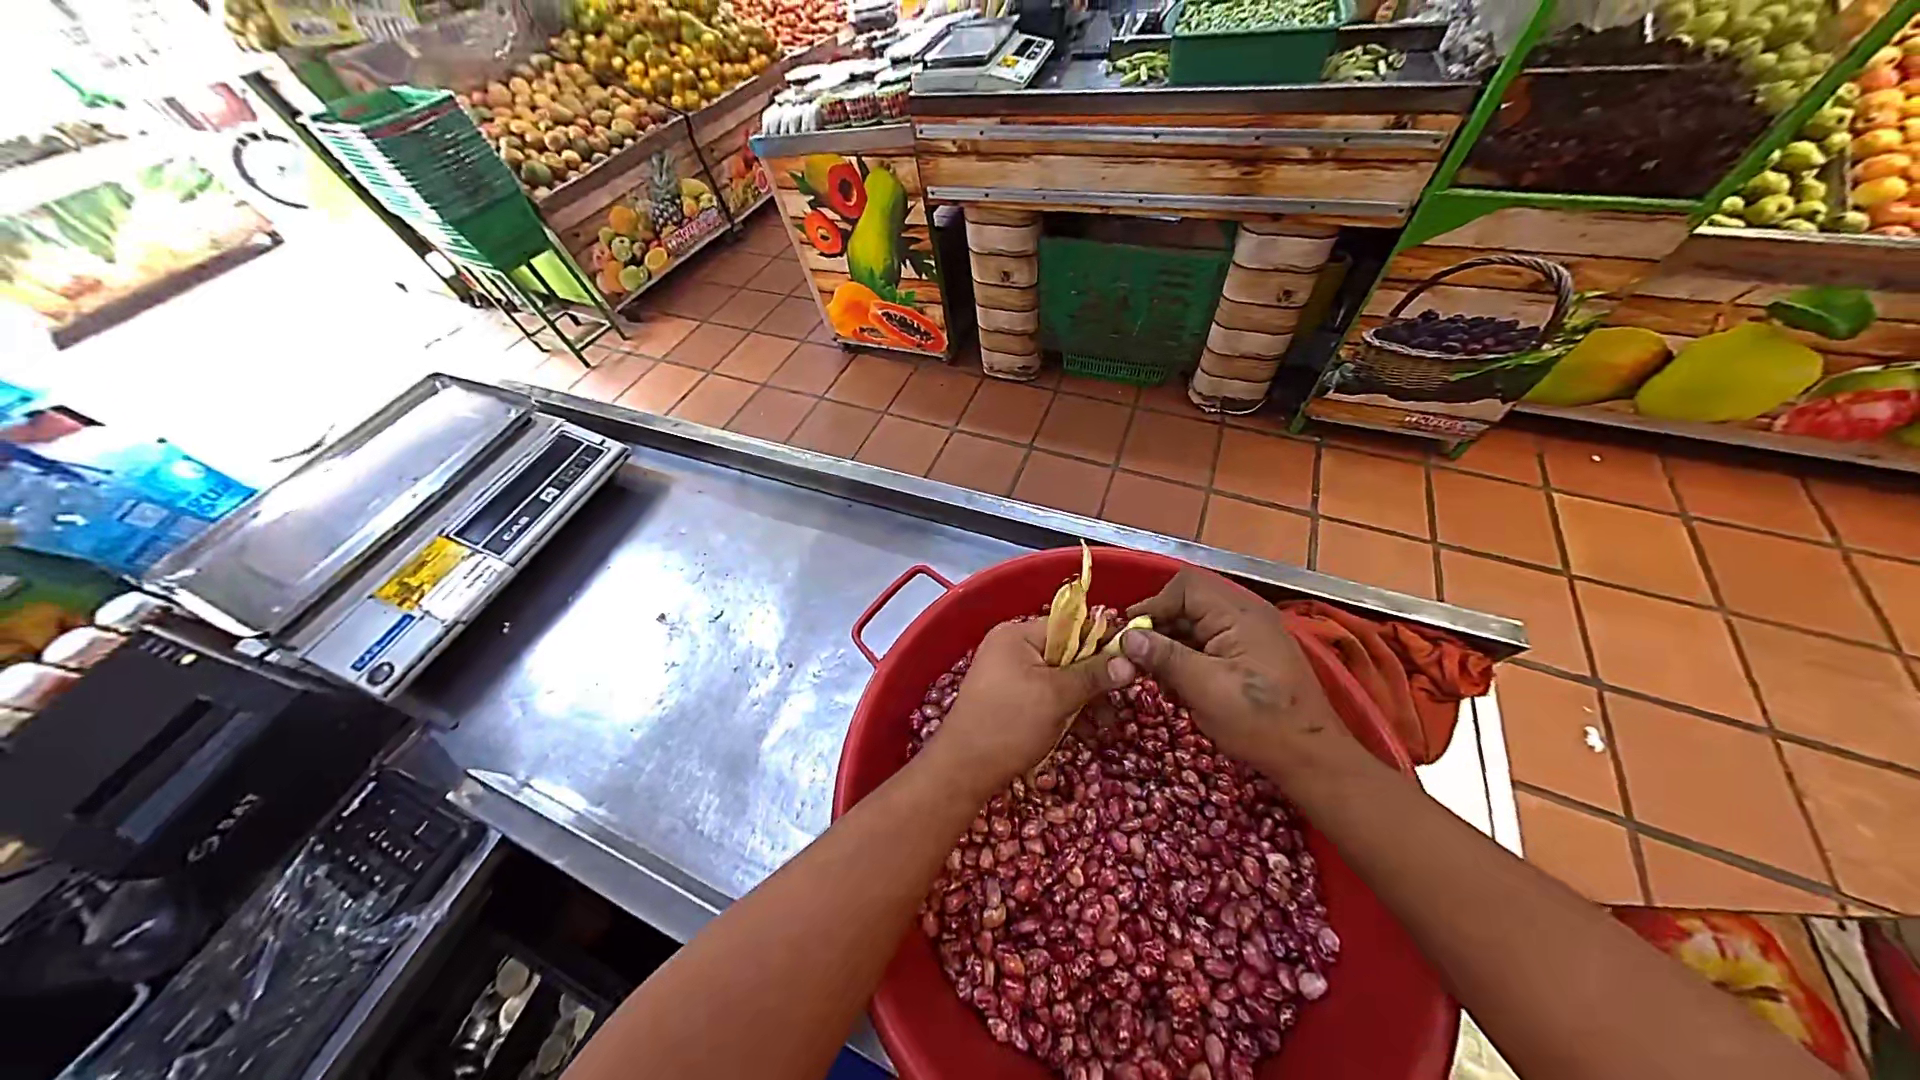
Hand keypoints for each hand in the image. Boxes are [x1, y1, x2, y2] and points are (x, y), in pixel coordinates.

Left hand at [924, 619, 1135, 795]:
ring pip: (1057, 677)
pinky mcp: (1007, 699)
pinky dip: (1063, 709)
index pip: (1070, 625)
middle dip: (1093, 677)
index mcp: (1017, 634)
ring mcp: (1006, 674)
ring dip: (1081, 698)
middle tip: (1117, 702)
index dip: (1101, 642)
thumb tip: (1130, 659)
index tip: (1131, 661)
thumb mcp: (1058, 697)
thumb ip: (1094, 674)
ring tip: (1103, 724)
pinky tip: (1082, 730)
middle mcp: (1010, 647)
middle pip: (1065, 652)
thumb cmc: (1010, 724)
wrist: (962, 769)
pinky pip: (1044, 694)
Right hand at [1119, 568, 1353, 779]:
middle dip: (1159, 624)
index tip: (1130, 636)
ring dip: (1170, 641)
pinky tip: (1176, 680)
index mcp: (1239, 614)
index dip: (1152, 606)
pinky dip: (1187, 654)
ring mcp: (1250, 634)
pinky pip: (1208, 640)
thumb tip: (1126, 637)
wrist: (1312, 758)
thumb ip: (1165, 657)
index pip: (1184, 587)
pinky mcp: (1250, 654)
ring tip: (1152, 671)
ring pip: (1196, 622)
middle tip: (1135, 654)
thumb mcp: (1204, 688)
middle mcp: (1245, 614)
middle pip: (1189, 601)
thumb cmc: (1259, 721)